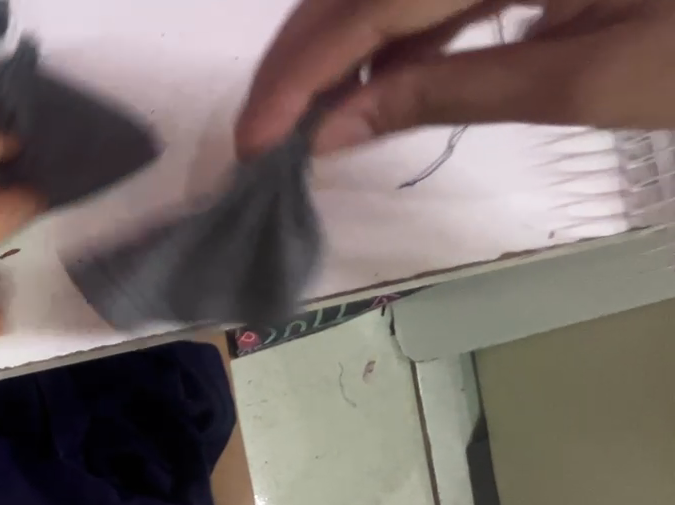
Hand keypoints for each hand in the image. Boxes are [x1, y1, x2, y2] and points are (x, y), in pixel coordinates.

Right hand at [237, 0, 674, 156]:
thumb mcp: (600, 75)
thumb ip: (447, 94)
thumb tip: (327, 134)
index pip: (379, 3)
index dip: (302, 75)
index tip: (251, 143)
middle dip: (305, 52)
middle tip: (264, 131)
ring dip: (342, 41)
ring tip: (309, 115)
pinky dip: (400, 26)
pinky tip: (381, 78)